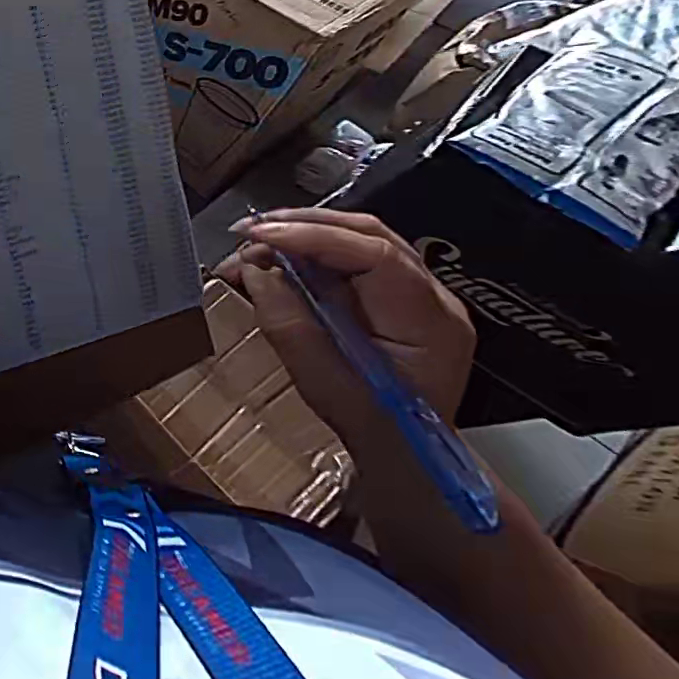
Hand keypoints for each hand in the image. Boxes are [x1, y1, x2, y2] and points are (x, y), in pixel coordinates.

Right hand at [214, 208, 473, 446]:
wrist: (406, 454)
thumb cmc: (369, 426)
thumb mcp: (320, 381)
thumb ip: (287, 322)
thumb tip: (256, 270)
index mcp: (427, 322)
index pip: (375, 255)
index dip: (312, 237)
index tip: (258, 237)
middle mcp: (432, 297)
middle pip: (368, 233)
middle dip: (302, 224)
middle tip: (246, 231)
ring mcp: (414, 293)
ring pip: (357, 237)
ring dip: (300, 232)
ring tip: (250, 243)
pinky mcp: (389, 295)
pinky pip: (348, 255)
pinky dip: (305, 249)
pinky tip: (271, 257)